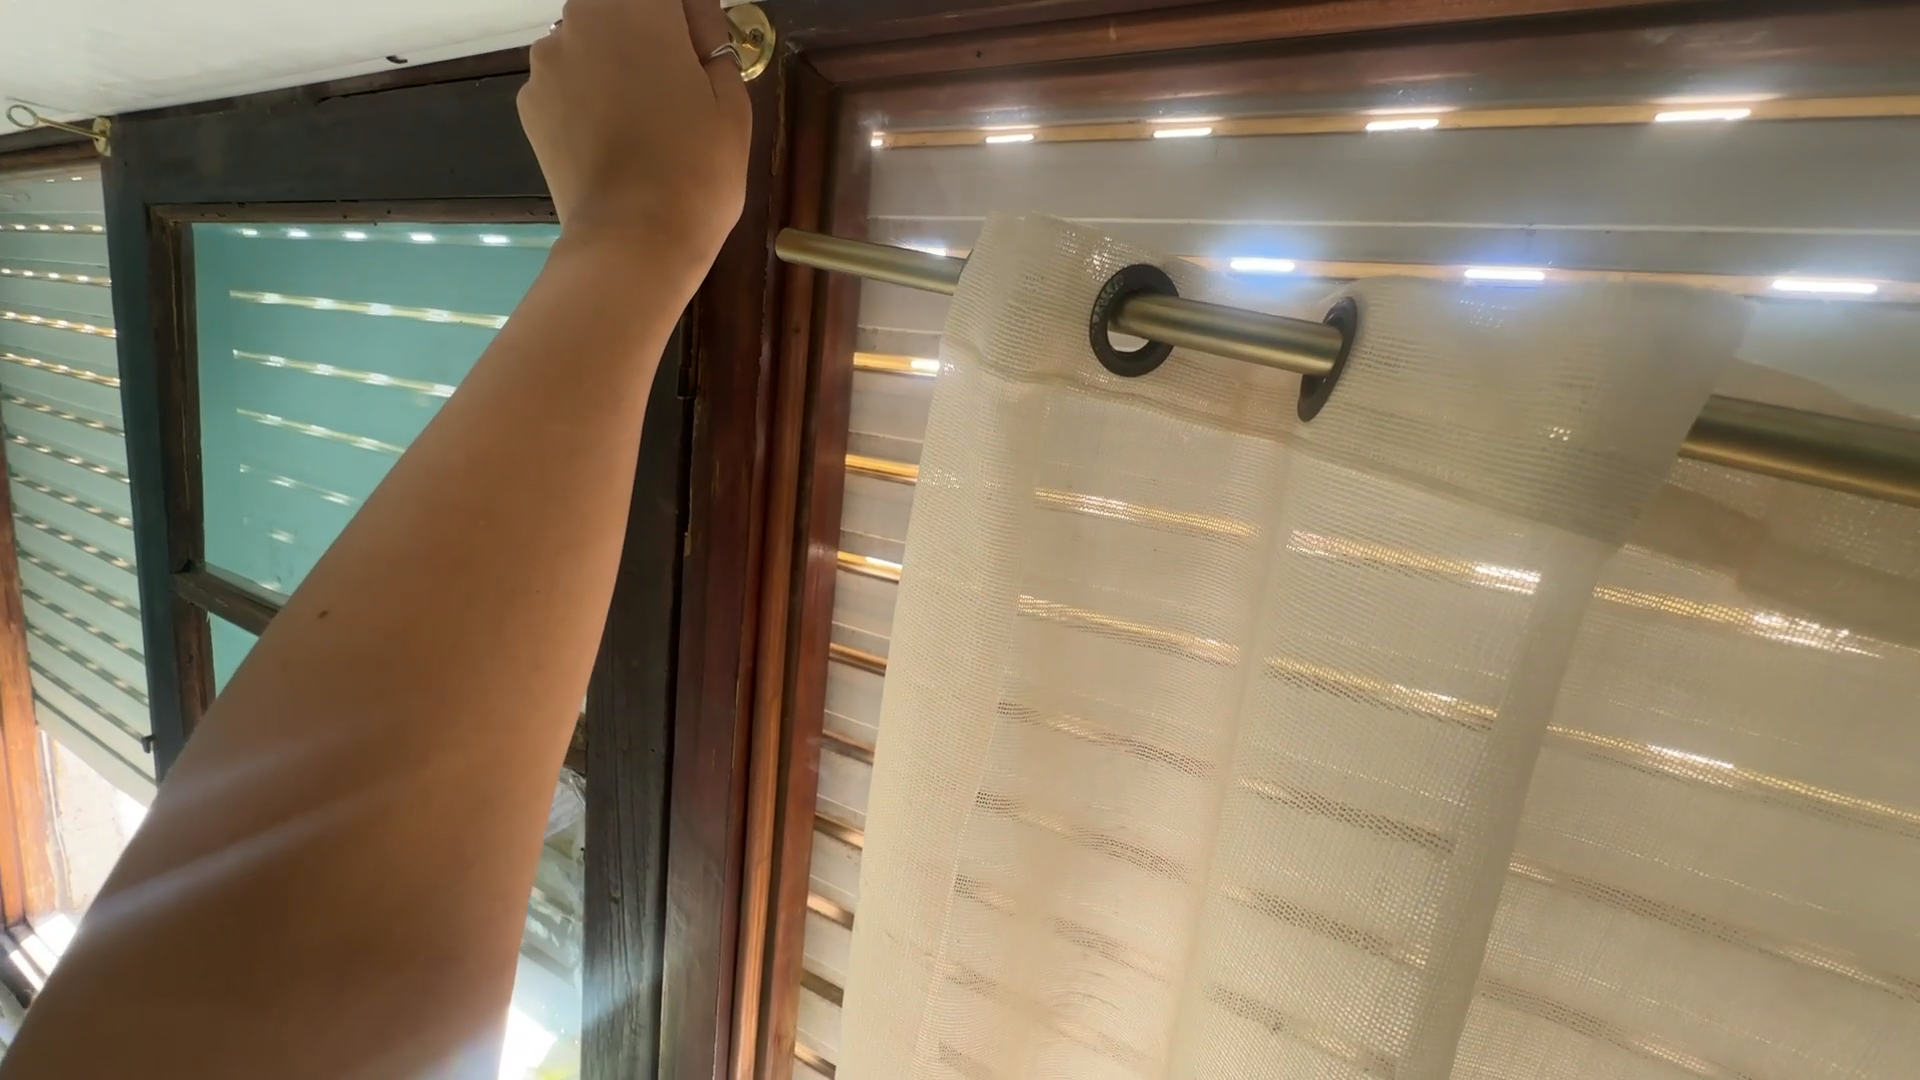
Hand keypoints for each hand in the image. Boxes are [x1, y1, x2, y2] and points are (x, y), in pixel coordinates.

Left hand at [519, 0, 752, 275]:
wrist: (635, 243)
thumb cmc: (698, 175)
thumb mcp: (733, 109)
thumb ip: (714, 47)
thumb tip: (695, 29)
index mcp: (638, 7)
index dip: (692, 25)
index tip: (706, 60)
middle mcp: (581, 16)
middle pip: (623, 13)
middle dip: (653, 45)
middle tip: (681, 102)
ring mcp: (547, 61)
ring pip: (594, 50)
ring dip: (620, 73)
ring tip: (648, 135)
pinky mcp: (530, 105)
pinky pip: (570, 89)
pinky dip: (592, 107)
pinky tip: (617, 150)